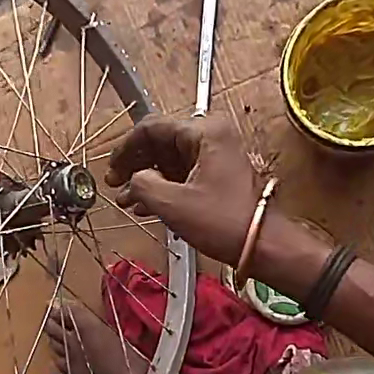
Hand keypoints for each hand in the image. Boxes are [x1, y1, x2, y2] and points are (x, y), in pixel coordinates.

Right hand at [104, 115, 260, 264]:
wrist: (262, 245)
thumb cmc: (223, 222)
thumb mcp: (173, 203)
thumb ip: (142, 185)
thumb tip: (132, 181)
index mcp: (204, 132)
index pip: (151, 127)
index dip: (125, 149)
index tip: (110, 170)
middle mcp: (212, 136)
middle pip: (160, 142)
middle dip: (135, 165)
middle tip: (115, 185)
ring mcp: (217, 155)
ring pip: (170, 160)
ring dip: (147, 179)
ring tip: (127, 200)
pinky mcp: (218, 175)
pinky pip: (183, 173)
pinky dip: (163, 187)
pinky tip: (146, 206)